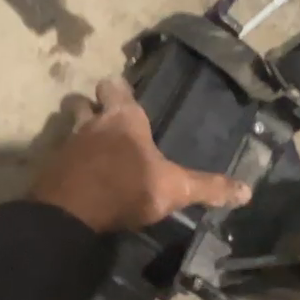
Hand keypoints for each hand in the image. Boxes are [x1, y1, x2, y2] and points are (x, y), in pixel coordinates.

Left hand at [30, 78, 252, 232]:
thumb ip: (208, 188)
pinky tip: (79, 174)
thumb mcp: (175, 189)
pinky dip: (68, 160)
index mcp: (124, 118)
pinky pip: (60, 153)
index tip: (125, 97)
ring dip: (78, 130)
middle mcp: (93, 122)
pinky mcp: (52, 166)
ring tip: (92, 147)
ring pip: (69, 124)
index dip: (119, 90)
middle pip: (84, 100)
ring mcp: (67, 143)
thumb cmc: (127, 189)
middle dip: (92, 105)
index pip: (116, 86)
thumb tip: (248, 191)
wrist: (71, 213)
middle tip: (105, 121)